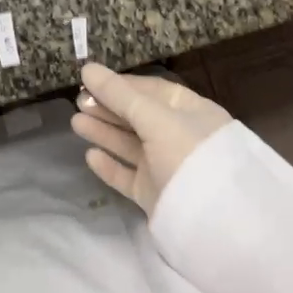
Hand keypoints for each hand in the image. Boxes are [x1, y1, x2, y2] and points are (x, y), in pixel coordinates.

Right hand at [70, 62, 234, 215]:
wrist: (216, 224)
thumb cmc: (189, 156)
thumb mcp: (156, 119)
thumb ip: (120, 95)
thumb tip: (87, 69)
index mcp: (190, 112)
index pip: (151, 90)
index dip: (121, 85)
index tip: (91, 81)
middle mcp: (179, 137)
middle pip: (137, 116)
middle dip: (108, 108)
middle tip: (78, 102)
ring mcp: (166, 167)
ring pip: (129, 145)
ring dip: (103, 132)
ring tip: (76, 123)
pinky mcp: (155, 195)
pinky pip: (128, 176)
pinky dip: (110, 166)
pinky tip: (90, 156)